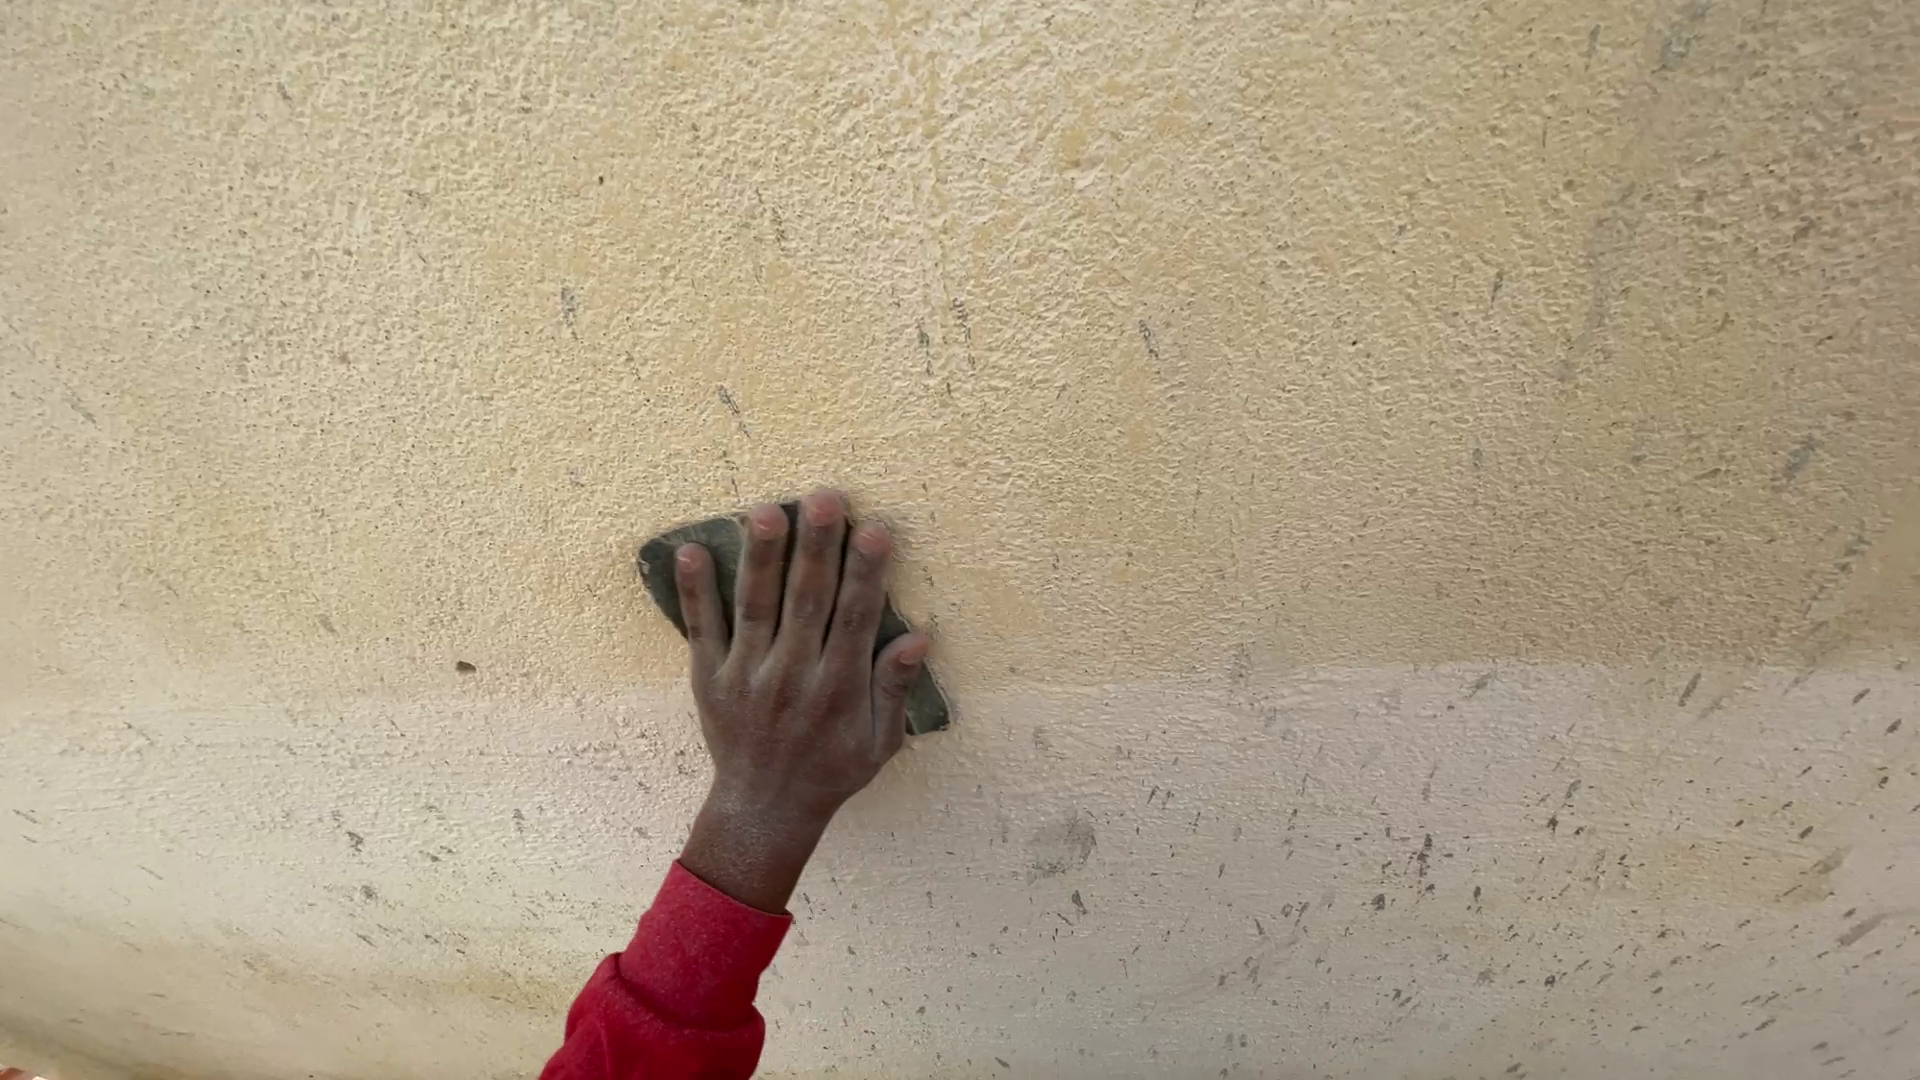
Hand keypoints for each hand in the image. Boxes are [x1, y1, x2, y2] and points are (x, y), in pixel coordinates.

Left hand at [672, 489, 929, 911]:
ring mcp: (747, 674)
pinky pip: (703, 629)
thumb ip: (894, 688)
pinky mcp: (710, 677)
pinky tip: (691, 550)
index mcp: (837, 689)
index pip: (854, 619)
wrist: (764, 811)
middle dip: (818, 547)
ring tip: (766, 510)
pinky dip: (696, 591)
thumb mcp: (880, 742)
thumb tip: (917, 637)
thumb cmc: (831, 771)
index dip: (866, 573)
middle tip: (824, 498)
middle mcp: (792, 675)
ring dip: (762, 557)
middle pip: (807, 601)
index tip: (875, 528)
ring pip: (756, 606)